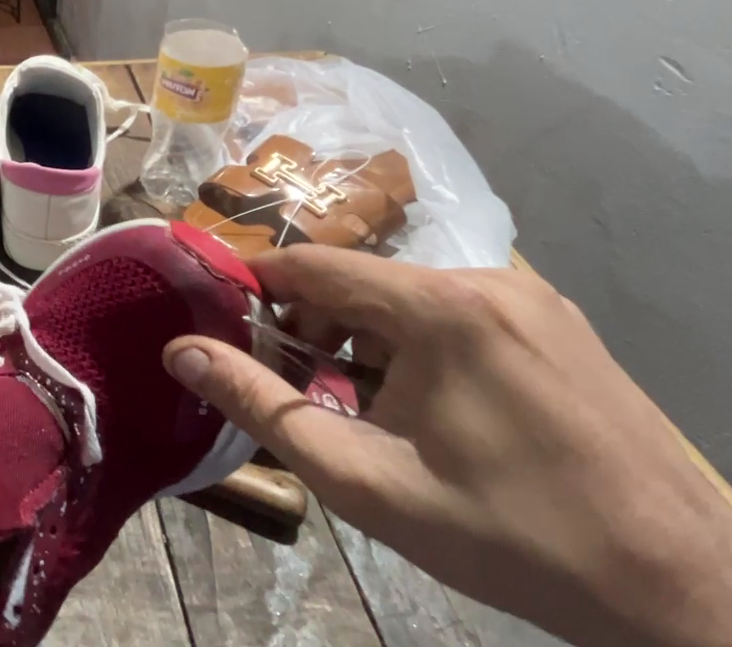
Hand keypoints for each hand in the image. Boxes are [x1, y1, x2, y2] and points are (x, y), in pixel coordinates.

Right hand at [161, 245, 731, 646]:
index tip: (215, 320)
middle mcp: (486, 281)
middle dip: (305, 324)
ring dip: (357, 335)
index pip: (309, 264)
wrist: (691, 594)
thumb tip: (179, 351)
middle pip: (355, 279)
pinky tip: (420, 403)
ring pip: (402, 295)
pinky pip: (452, 311)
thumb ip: (260, 404)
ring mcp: (532, 300)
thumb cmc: (509, 535)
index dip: (250, 285)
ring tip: (355, 403)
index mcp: (439, 307)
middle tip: (290, 384)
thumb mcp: (361, 477)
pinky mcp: (559, 327)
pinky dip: (409, 341)